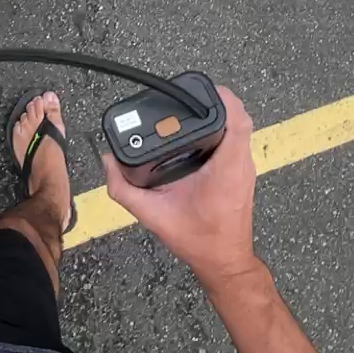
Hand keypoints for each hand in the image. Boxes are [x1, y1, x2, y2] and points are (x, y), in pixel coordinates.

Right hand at [102, 87, 261, 289]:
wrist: (226, 263)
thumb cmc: (197, 241)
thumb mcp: (154, 215)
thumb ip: (125, 189)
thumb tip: (108, 161)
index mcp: (226, 169)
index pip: (236, 120)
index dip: (222, 98)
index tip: (200, 88)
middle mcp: (241, 164)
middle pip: (239, 116)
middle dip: (215, 100)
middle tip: (187, 96)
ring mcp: (245, 168)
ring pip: (241, 126)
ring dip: (220, 113)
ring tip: (190, 108)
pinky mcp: (243, 173)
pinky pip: (238, 139)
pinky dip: (222, 127)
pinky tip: (198, 131)